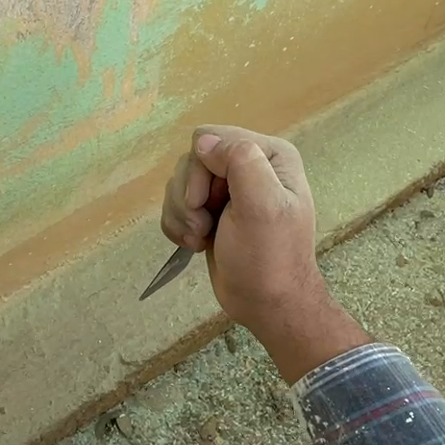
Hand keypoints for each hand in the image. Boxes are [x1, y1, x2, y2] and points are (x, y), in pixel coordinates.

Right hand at [160, 125, 369, 380]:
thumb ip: (239, 162)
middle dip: (189, 196)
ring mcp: (227, 189)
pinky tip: (194, 243)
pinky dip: (177, 224)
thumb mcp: (262, 206)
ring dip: (182, 214)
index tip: (207, 204)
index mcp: (269, 154)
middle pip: (190, 160)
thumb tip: (202, 142)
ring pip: (178, 182)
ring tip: (200, 238)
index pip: (211, 138)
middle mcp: (248, 165)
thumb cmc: (268, 258)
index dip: (200, 170)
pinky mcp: (210, 211)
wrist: (267, 306)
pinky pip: (175, 203)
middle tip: (203, 227)